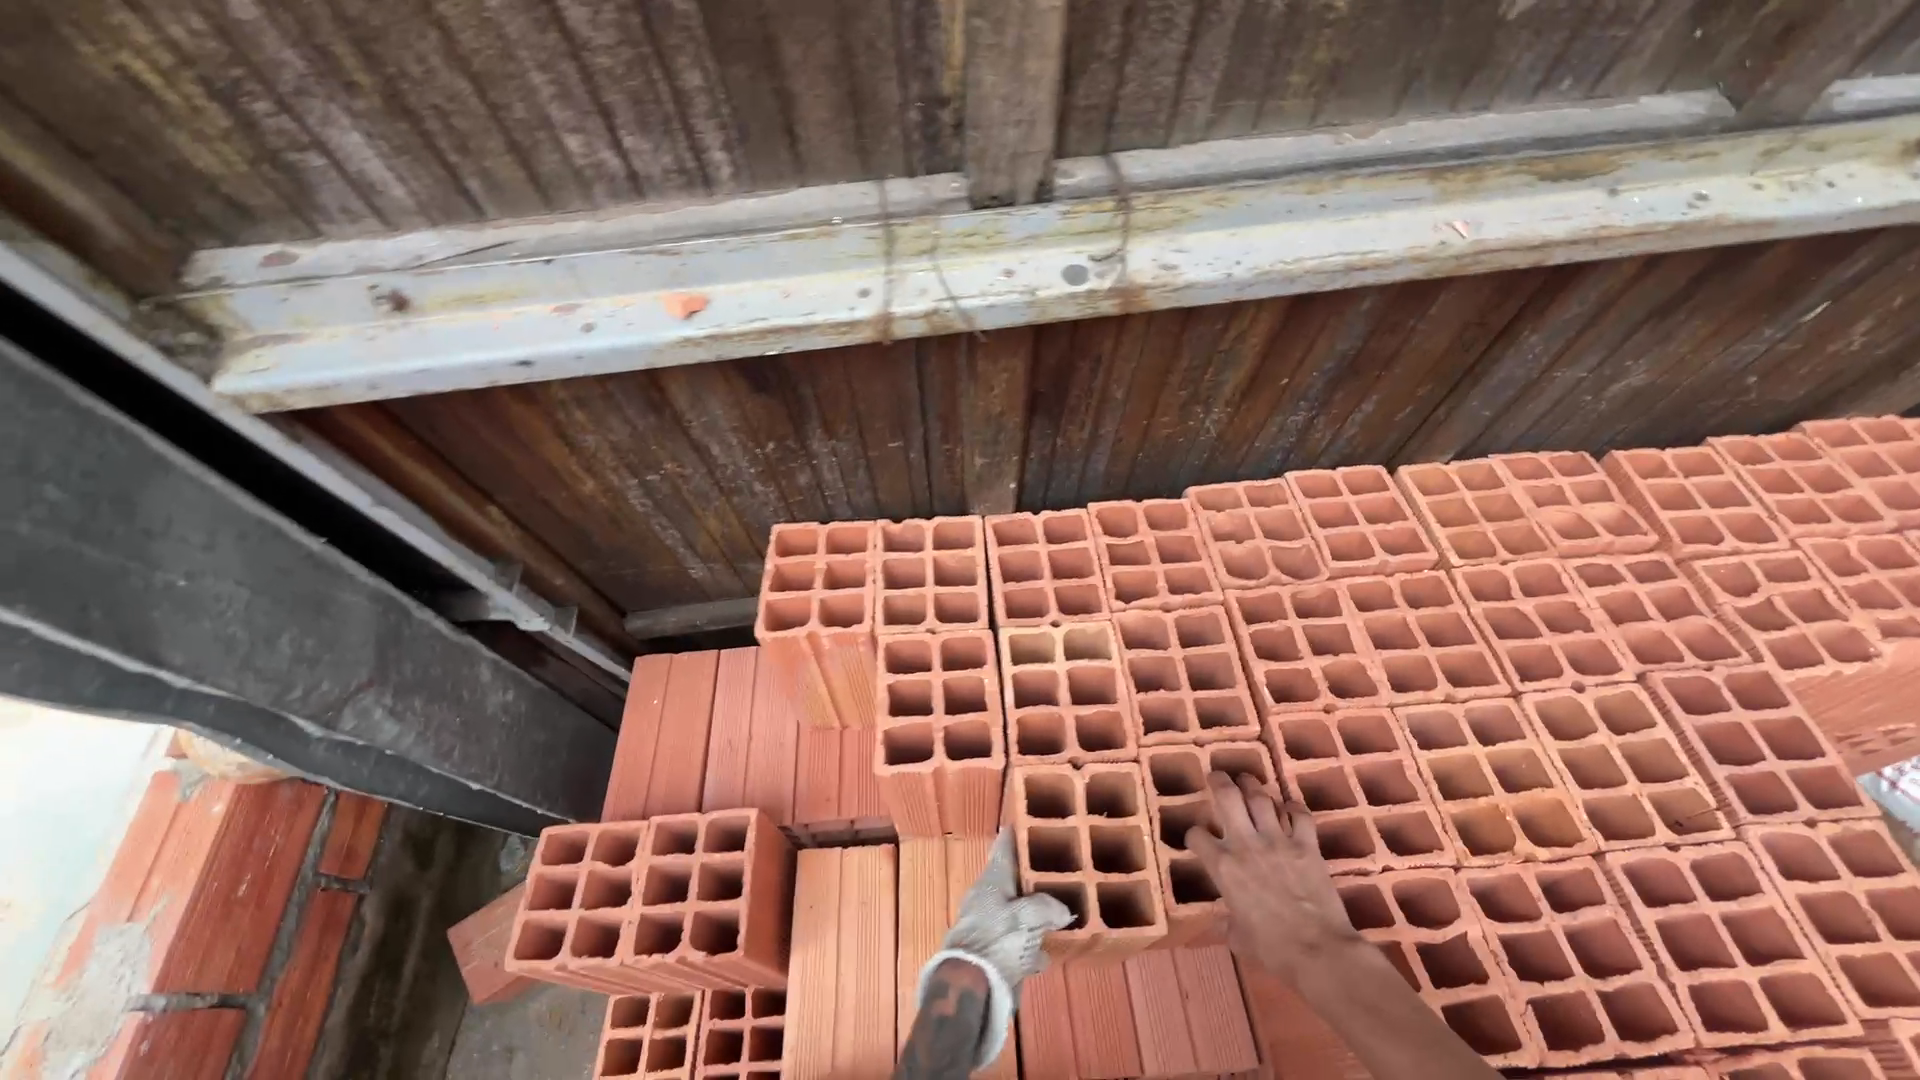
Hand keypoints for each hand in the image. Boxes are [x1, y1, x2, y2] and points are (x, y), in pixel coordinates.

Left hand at [917, 828, 1073, 1066]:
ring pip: (1013, 913)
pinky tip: (1044, 956)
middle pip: (1010, 881)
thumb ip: (1048, 907)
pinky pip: (1014, 945)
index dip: (1015, 834)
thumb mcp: (1028, 917)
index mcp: (992, 881)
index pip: (1004, 849)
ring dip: (1031, 914)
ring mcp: (986, 927)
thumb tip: (1063, 911)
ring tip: (1057, 912)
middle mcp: (986, 899)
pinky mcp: (989, 954)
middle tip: (1055, 871)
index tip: (1026, 822)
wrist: (970, 987)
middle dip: (1031, 877)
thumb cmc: (997, 940)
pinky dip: (1028, 948)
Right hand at [1186, 771, 1363, 986]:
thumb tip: (1226, 922)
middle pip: (1228, 796)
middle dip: (1219, 781)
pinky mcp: (1307, 845)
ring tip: (1247, 780)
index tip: (1197, 838)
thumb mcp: (1238, 938)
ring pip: (1261, 798)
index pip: (1196, 836)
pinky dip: (1294, 807)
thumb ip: (1228, 922)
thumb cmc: (1271, 949)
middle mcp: (1245, 844)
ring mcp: (1278, 840)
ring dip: (1252, 786)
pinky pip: (1300, 815)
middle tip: (1216, 775)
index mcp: (1222, 866)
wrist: (1317, 950)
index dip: (1193, 835)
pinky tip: (1289, 807)